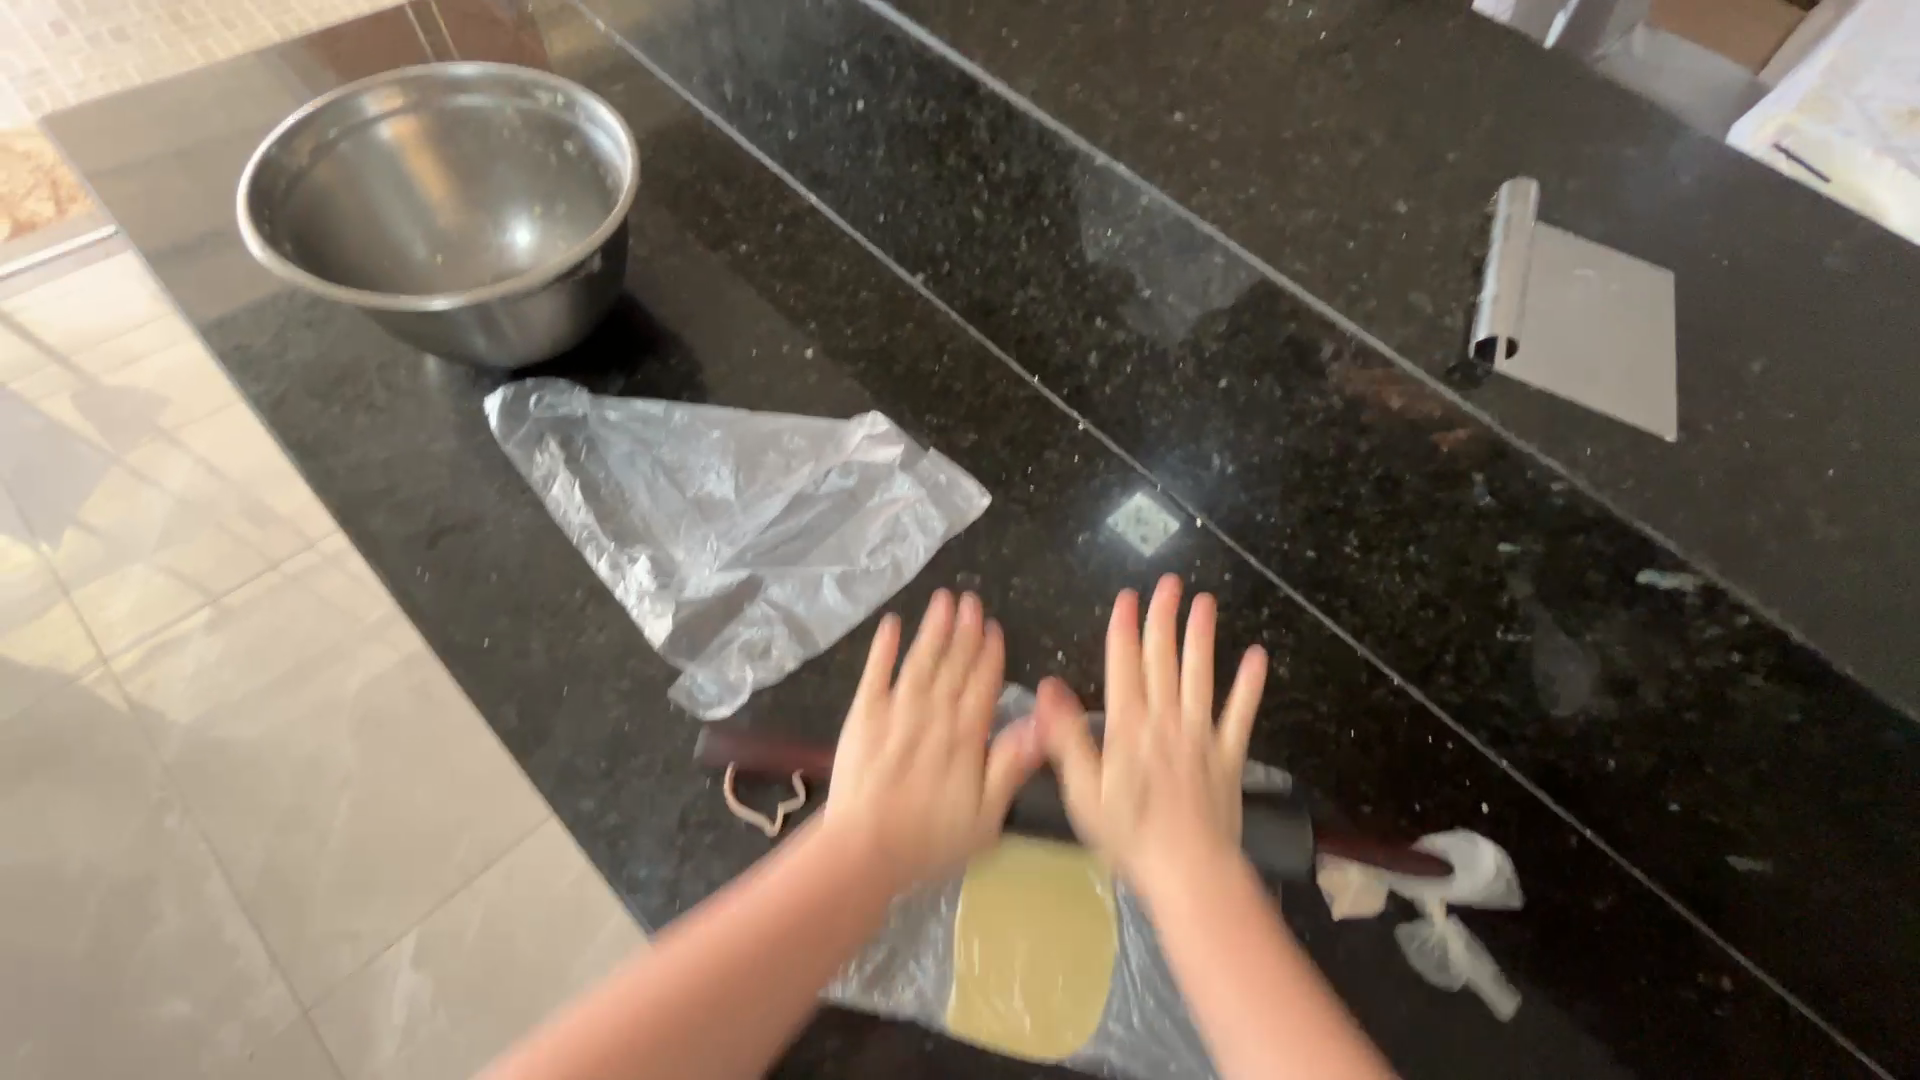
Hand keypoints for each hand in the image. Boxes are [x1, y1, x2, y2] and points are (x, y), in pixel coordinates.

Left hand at [822, 589, 1046, 889]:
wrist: (864, 849)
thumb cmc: (930, 839)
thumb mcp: (986, 816)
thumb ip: (1011, 765)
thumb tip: (1041, 723)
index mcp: (965, 737)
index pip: (982, 685)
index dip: (989, 654)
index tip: (995, 627)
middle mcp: (933, 715)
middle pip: (953, 665)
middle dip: (964, 631)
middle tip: (972, 599)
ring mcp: (895, 711)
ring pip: (920, 662)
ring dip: (933, 629)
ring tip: (943, 599)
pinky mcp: (862, 715)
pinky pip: (875, 674)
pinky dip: (883, 648)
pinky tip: (891, 624)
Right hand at [1035, 575, 1267, 891]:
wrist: (1188, 871)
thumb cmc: (1128, 835)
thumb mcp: (1082, 790)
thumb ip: (1066, 735)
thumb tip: (1047, 686)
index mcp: (1127, 726)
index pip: (1125, 665)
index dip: (1125, 629)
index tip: (1128, 597)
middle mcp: (1164, 720)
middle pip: (1163, 660)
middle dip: (1164, 618)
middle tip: (1170, 583)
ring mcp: (1200, 735)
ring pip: (1200, 675)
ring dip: (1203, 637)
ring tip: (1206, 602)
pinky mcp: (1228, 755)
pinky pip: (1240, 714)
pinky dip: (1250, 686)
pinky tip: (1257, 658)